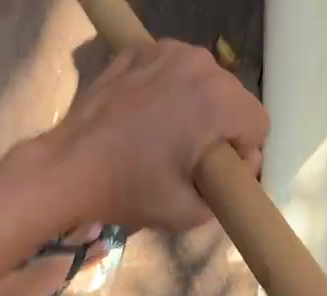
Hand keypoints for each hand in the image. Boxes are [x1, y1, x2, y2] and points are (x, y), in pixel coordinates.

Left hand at [44, 40, 267, 232]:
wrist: (68, 168)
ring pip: (200, 83)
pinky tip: (144, 121)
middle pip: (231, 100)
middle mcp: (199, 64)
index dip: (244, 157)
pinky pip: (169, 73)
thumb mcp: (183, 212)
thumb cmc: (127, 189)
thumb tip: (228, 186)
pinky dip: (165, 94)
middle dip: (219, 132)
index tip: (217, 177)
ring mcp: (166, 52)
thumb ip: (219, 201)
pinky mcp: (137, 53)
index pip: (257, 125)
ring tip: (164, 142)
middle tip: (189, 164)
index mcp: (218, 100)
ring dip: (193, 111)